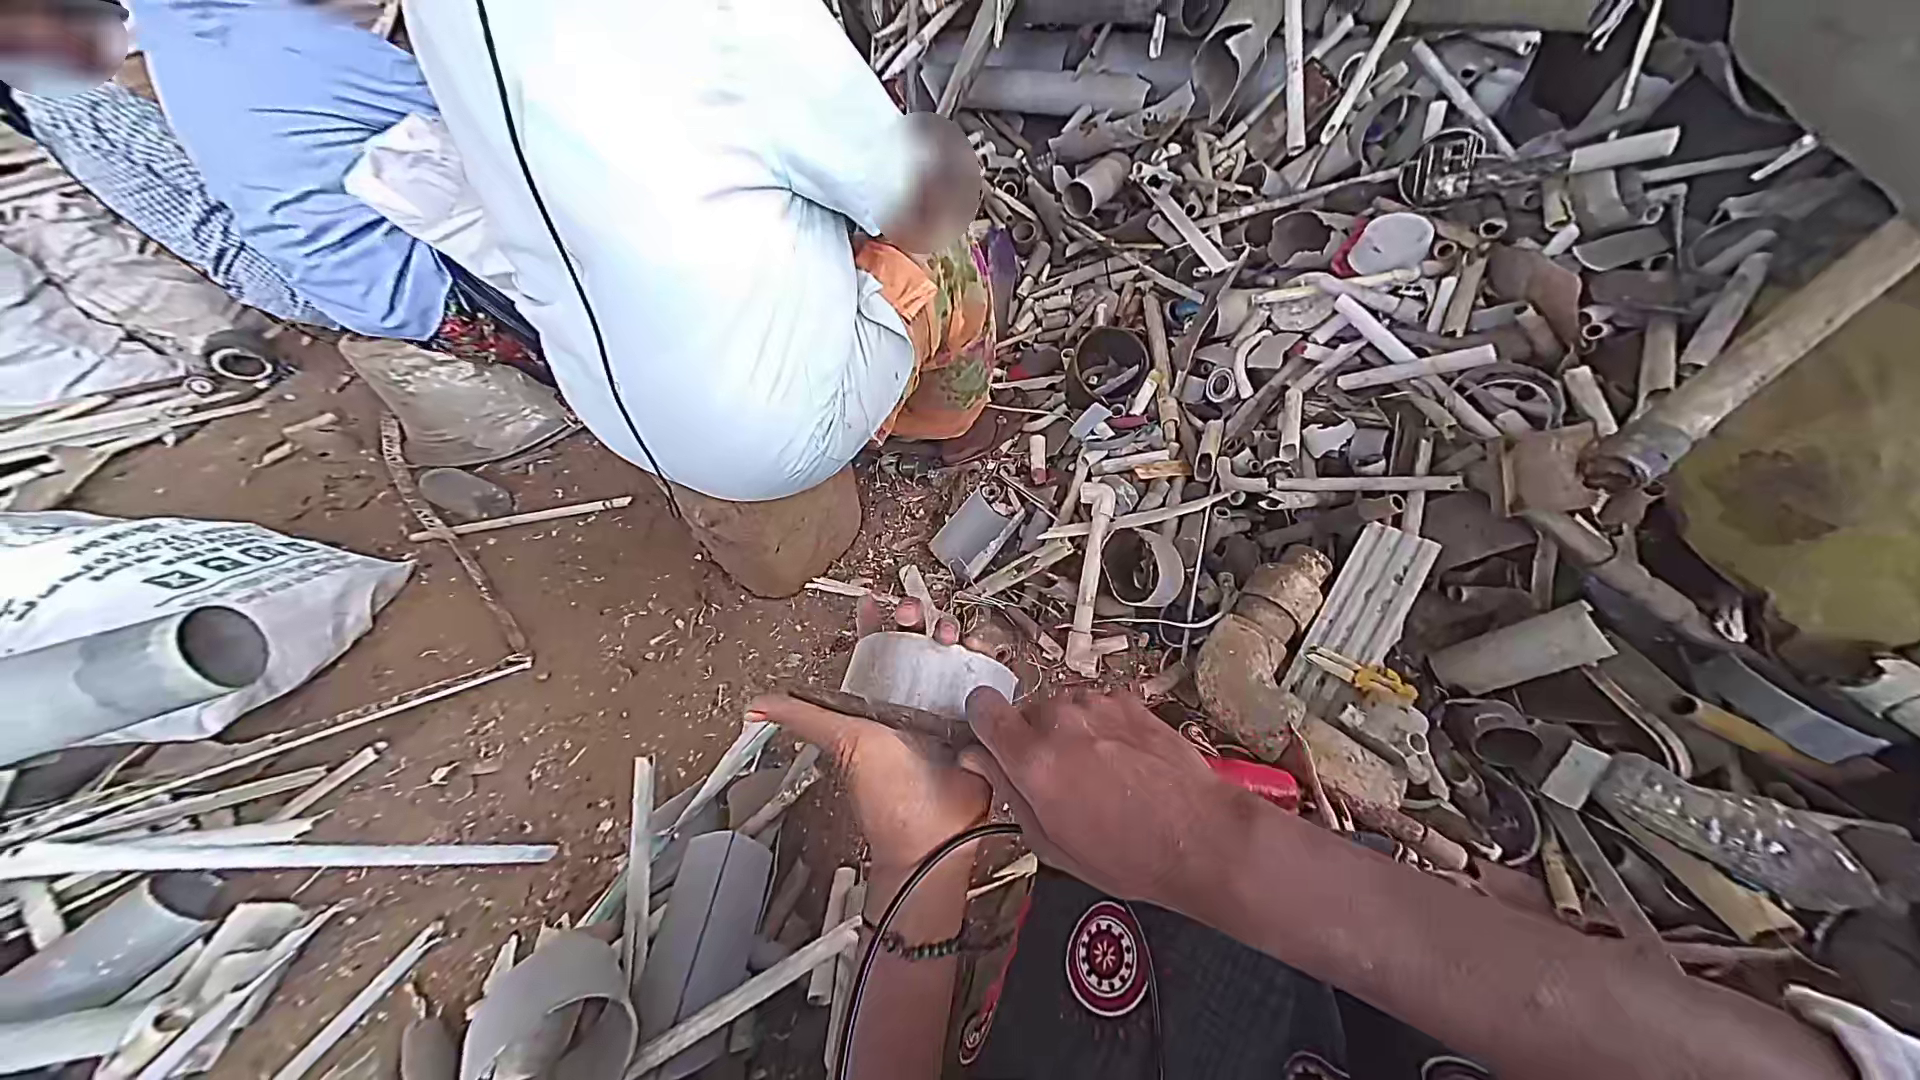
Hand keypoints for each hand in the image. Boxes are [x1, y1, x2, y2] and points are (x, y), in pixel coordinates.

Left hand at [746, 597, 989, 871]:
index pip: (877, 647)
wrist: (930, 833)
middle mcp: (916, 695)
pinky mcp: (978, 714)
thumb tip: (754, 706)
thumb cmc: (884, 794)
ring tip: (946, 634)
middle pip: (918, 641)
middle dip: (916, 617)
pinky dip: (985, 656)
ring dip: (950, 632)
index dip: (876, 622)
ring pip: (951, 652)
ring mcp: (949, 703)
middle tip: (913, 614)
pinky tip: (980, 648)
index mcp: (882, 697)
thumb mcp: (841, 742)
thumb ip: (804, 718)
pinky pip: (984, 676)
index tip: (874, 603)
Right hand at [959, 687, 1247, 912]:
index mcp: (1032, 759)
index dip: (984, 722)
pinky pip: (1093, 705)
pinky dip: (1099, 724)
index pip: (982, 707)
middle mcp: (1058, 720)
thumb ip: (1007, 791)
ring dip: (1067, 731)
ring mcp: (1094, 704)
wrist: (1201, 834)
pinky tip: (1122, 757)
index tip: (994, 740)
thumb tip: (977, 758)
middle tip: (1059, 777)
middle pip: (1023, 713)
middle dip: (1032, 739)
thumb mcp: (1051, 842)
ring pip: (1060, 708)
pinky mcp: (1124, 699)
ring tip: (1099, 771)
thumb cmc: (1128, 854)